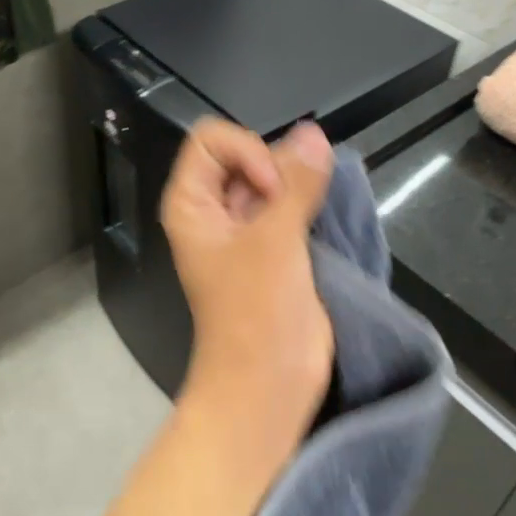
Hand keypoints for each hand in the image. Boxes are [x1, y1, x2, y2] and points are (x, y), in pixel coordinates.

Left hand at [160, 118, 335, 396]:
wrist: (268, 382)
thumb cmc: (256, 312)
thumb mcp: (274, 240)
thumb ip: (296, 183)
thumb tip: (313, 133)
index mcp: (191, 203)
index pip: (211, 140)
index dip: (246, 152)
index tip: (272, 190)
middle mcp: (213, 211)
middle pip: (243, 155)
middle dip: (277, 167)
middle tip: (301, 202)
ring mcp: (244, 231)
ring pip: (271, 180)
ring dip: (298, 185)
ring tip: (315, 211)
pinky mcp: (275, 249)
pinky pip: (290, 206)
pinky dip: (309, 203)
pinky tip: (324, 215)